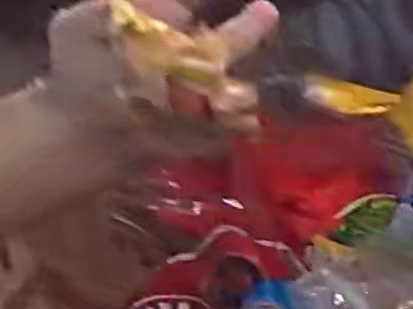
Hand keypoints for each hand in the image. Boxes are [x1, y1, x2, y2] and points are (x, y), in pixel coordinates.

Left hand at [46, 0, 279, 143]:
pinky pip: (248, 121)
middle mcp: (195, 60)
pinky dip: (236, 120)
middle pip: (232, 42)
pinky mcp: (228, 125)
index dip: (203, 0)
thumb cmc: (83, 73)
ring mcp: (215, 94)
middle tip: (268, 9)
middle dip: (251, 27)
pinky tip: (217, 117)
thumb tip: (154, 10)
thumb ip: (111, 12)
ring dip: (232, 93)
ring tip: (211, 101)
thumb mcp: (79, 28)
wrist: (99, 125)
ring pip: (244, 88)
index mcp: (162, 32)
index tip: (247, 1)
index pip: (188, 7)